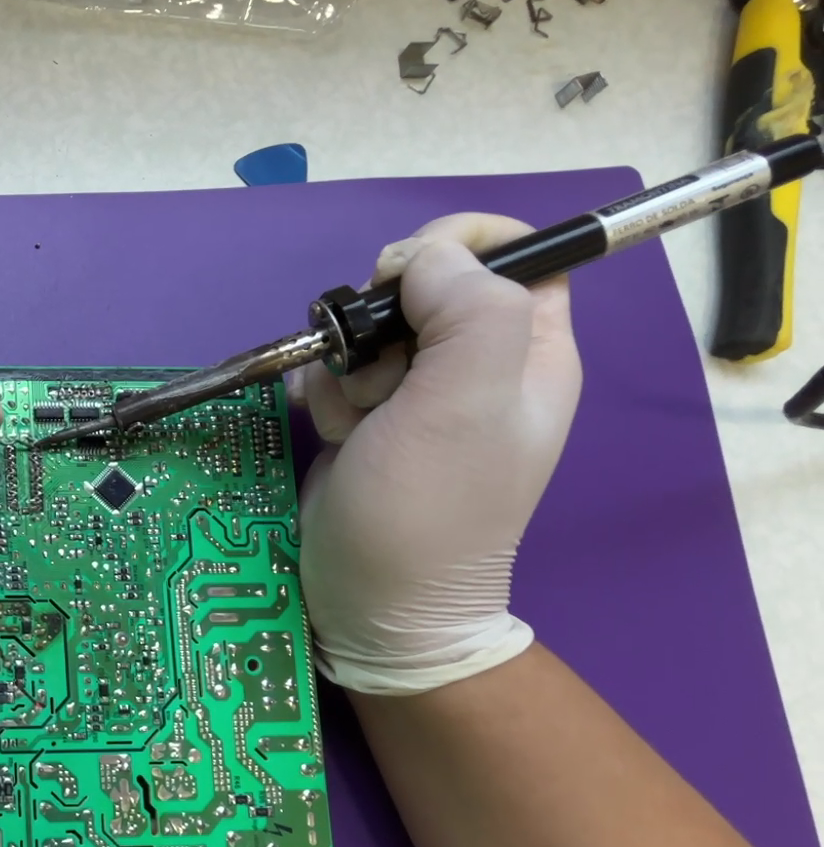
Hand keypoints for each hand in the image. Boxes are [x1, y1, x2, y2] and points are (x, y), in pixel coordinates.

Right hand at [290, 214, 582, 694]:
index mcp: (524, 350)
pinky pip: (334, 374)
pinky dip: (323, 394)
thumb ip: (466, 310)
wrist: (372, 597)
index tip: (398, 282)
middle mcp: (473, 367)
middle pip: (422, 290)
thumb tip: (420, 258)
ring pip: (367, 334)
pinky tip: (331, 431)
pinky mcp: (363, 422)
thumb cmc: (427, 505)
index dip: (453, 249)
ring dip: (344, 366)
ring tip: (354, 421)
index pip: (512, 254)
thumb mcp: (466, 404)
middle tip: (376, 373)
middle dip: (380, 321)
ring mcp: (413, 398)